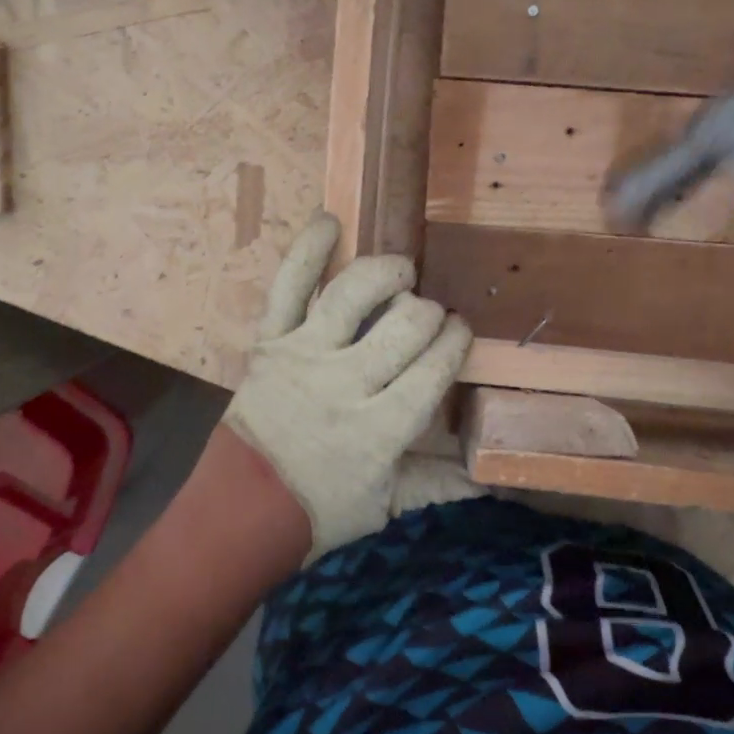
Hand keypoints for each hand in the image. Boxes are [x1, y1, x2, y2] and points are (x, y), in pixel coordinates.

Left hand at [225, 212, 472, 560]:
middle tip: (428, 318)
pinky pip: (289, 286)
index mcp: (382, 428)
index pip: (435, 368)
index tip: (459, 334)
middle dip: (429, 313)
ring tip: (400, 275)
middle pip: (406, 326)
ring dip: (387, 274)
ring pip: (355, 294)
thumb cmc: (319, 510)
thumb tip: (491, 480)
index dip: (455, 342)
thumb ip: (438, 485)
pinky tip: (330, 222)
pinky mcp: (270, 342)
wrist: (242, 509)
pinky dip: (308, 250)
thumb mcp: (386, 506)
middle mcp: (346, 384)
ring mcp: (304, 356)